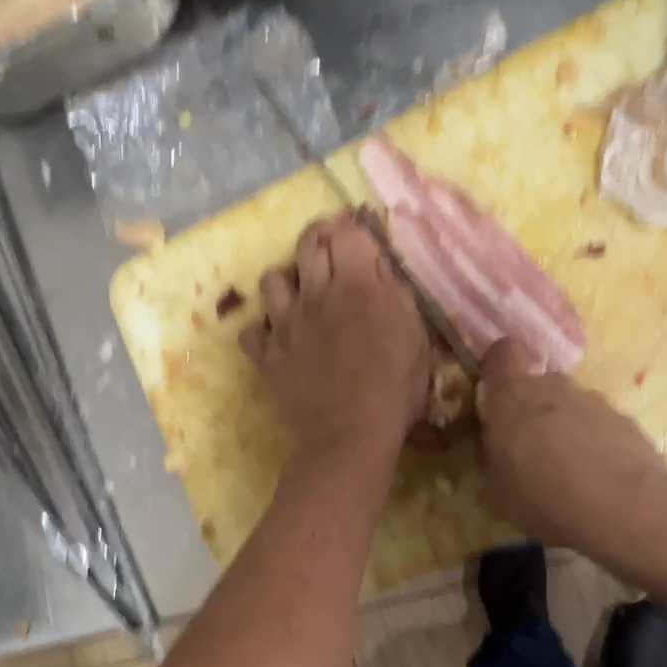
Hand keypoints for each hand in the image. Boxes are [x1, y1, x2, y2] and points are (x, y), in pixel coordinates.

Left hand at [241, 211, 430, 459]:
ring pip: (271, 279)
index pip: (347, 234)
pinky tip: (277, 339)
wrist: (349, 435)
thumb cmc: (393, 392)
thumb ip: (398, 299)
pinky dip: (262, 331)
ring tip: (299, 296)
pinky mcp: (266, 354)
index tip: (357, 241)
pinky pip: (251, 330)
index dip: (351, 231)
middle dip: (319, 239)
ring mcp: (286, 323)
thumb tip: (383, 272)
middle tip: (329, 252)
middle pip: (307, 244)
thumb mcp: (415, 341)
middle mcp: (317, 295)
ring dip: (286, 282)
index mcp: (358, 287)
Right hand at [475, 339, 666, 556]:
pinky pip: (601, 427)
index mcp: (514, 395)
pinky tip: (598, 481)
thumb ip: (491, 457)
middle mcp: (555, 387)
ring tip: (569, 473)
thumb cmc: (542, 496)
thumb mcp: (495, 488)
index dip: (498, 368)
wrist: (622, 509)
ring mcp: (596, 402)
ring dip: (567, 430)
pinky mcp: (627, 422)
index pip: (502, 353)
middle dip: (533, 410)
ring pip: (572, 407)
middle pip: (539, 385)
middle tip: (530, 449)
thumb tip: (494, 446)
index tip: (494, 393)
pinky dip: (597, 446)